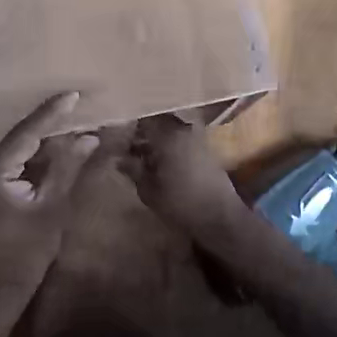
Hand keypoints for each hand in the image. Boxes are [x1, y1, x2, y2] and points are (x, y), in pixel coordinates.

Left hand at [0, 92, 100, 289]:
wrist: (5, 281)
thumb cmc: (29, 247)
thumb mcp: (53, 205)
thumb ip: (67, 167)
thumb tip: (88, 136)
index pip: (25, 134)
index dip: (50, 113)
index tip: (72, 94)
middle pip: (21, 136)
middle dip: (51, 121)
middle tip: (79, 101)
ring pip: (21, 146)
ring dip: (47, 136)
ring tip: (76, 116)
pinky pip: (20, 159)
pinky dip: (40, 152)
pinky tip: (62, 141)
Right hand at [128, 115, 247, 238]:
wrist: (220, 217)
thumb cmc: (180, 203)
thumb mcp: (149, 190)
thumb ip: (133, 170)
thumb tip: (119, 158)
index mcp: (169, 135)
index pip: (143, 119)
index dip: (128, 127)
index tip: (117, 138)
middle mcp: (185, 129)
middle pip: (158, 122)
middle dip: (142, 132)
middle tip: (127, 147)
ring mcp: (198, 137)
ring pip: (170, 130)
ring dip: (156, 140)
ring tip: (141, 156)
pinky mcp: (206, 148)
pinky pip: (182, 139)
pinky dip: (169, 146)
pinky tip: (159, 162)